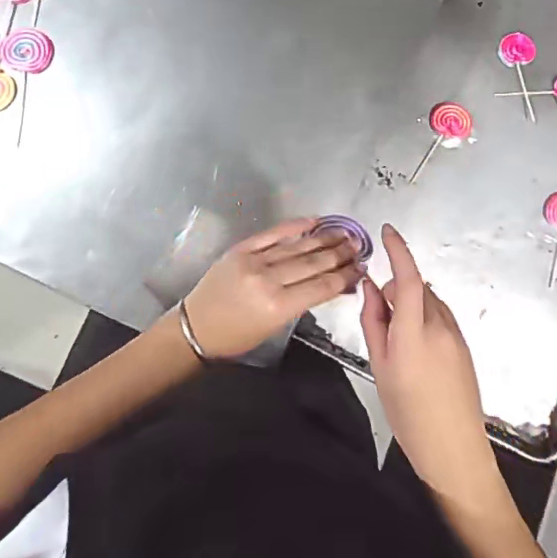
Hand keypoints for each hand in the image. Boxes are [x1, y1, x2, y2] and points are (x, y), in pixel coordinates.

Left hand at [182, 218, 363, 358]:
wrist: (196, 328)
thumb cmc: (236, 336)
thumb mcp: (275, 326)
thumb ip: (304, 302)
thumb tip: (335, 286)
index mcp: (278, 306)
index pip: (322, 286)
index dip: (345, 276)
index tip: (360, 268)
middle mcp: (268, 280)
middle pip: (313, 263)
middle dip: (340, 254)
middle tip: (359, 246)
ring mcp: (253, 262)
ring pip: (297, 247)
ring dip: (324, 239)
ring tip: (344, 233)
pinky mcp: (241, 250)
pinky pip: (272, 234)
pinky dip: (294, 226)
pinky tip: (313, 221)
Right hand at [359, 224, 493, 491]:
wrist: (454, 448)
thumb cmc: (408, 413)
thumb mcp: (379, 366)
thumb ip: (374, 322)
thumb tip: (369, 287)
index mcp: (413, 334)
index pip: (407, 279)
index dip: (398, 251)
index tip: (388, 232)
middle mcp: (440, 327)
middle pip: (416, 288)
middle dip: (395, 288)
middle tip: (376, 315)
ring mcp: (456, 336)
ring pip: (428, 302)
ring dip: (409, 303)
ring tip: (393, 339)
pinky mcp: (463, 346)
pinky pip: (439, 317)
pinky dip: (422, 317)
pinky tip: (413, 347)